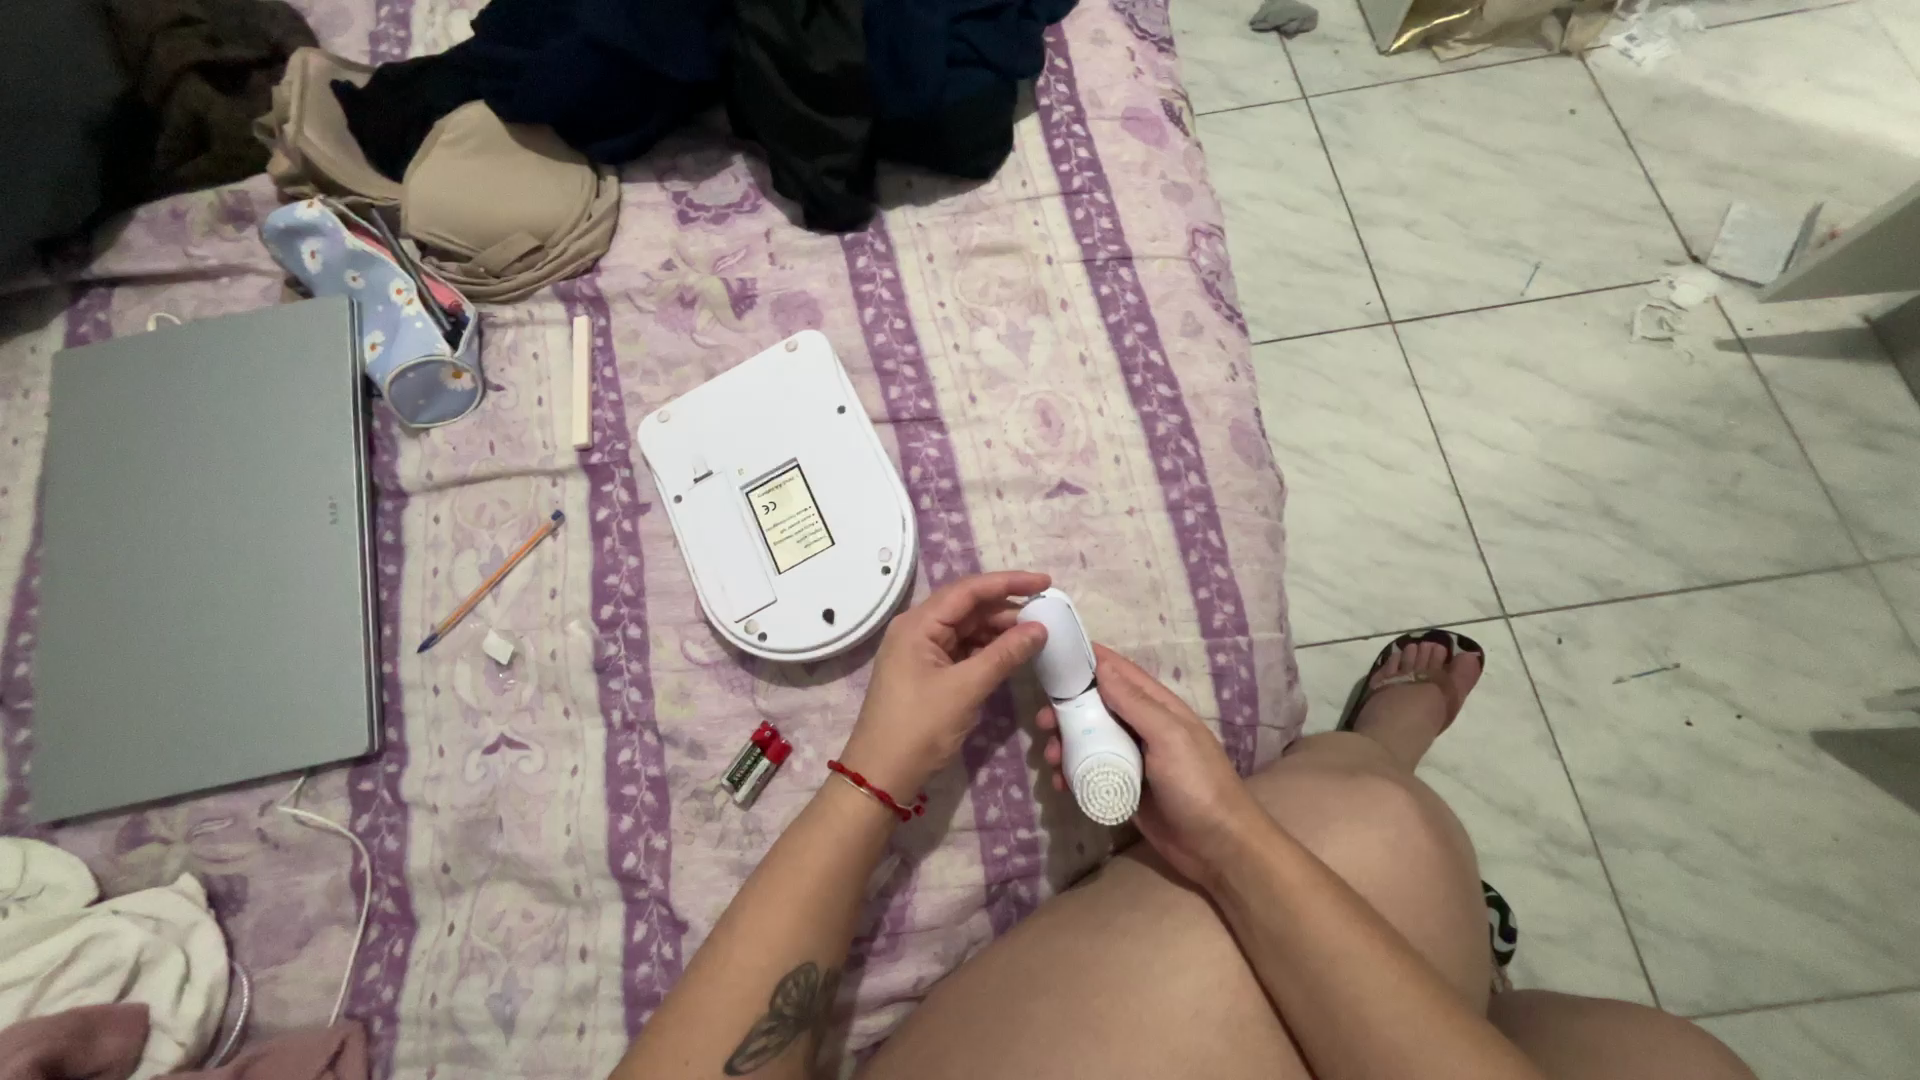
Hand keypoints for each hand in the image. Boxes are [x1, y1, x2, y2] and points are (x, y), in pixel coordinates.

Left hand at [837, 571, 1051, 802]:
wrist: (881, 775)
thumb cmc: (919, 728)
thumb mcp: (966, 689)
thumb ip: (1004, 654)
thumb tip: (1039, 629)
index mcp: (918, 624)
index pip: (968, 590)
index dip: (1008, 583)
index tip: (1045, 582)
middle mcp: (917, 629)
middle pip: (968, 606)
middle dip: (1006, 608)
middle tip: (1045, 615)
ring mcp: (921, 651)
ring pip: (967, 629)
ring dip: (999, 630)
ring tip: (1035, 636)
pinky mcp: (927, 672)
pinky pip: (962, 650)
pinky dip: (987, 650)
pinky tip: (1012, 654)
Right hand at [1037, 645, 1267, 888]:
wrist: (1218, 849)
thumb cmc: (1199, 785)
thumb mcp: (1170, 738)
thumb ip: (1136, 703)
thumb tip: (1102, 667)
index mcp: (1158, 707)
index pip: (1119, 672)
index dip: (1089, 661)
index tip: (1055, 656)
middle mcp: (1142, 727)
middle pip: (1096, 706)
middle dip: (1066, 709)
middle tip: (1043, 722)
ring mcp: (1131, 759)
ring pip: (1088, 740)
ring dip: (1065, 744)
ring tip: (1051, 759)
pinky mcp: (1122, 788)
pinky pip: (1090, 772)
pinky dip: (1071, 774)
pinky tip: (1060, 785)